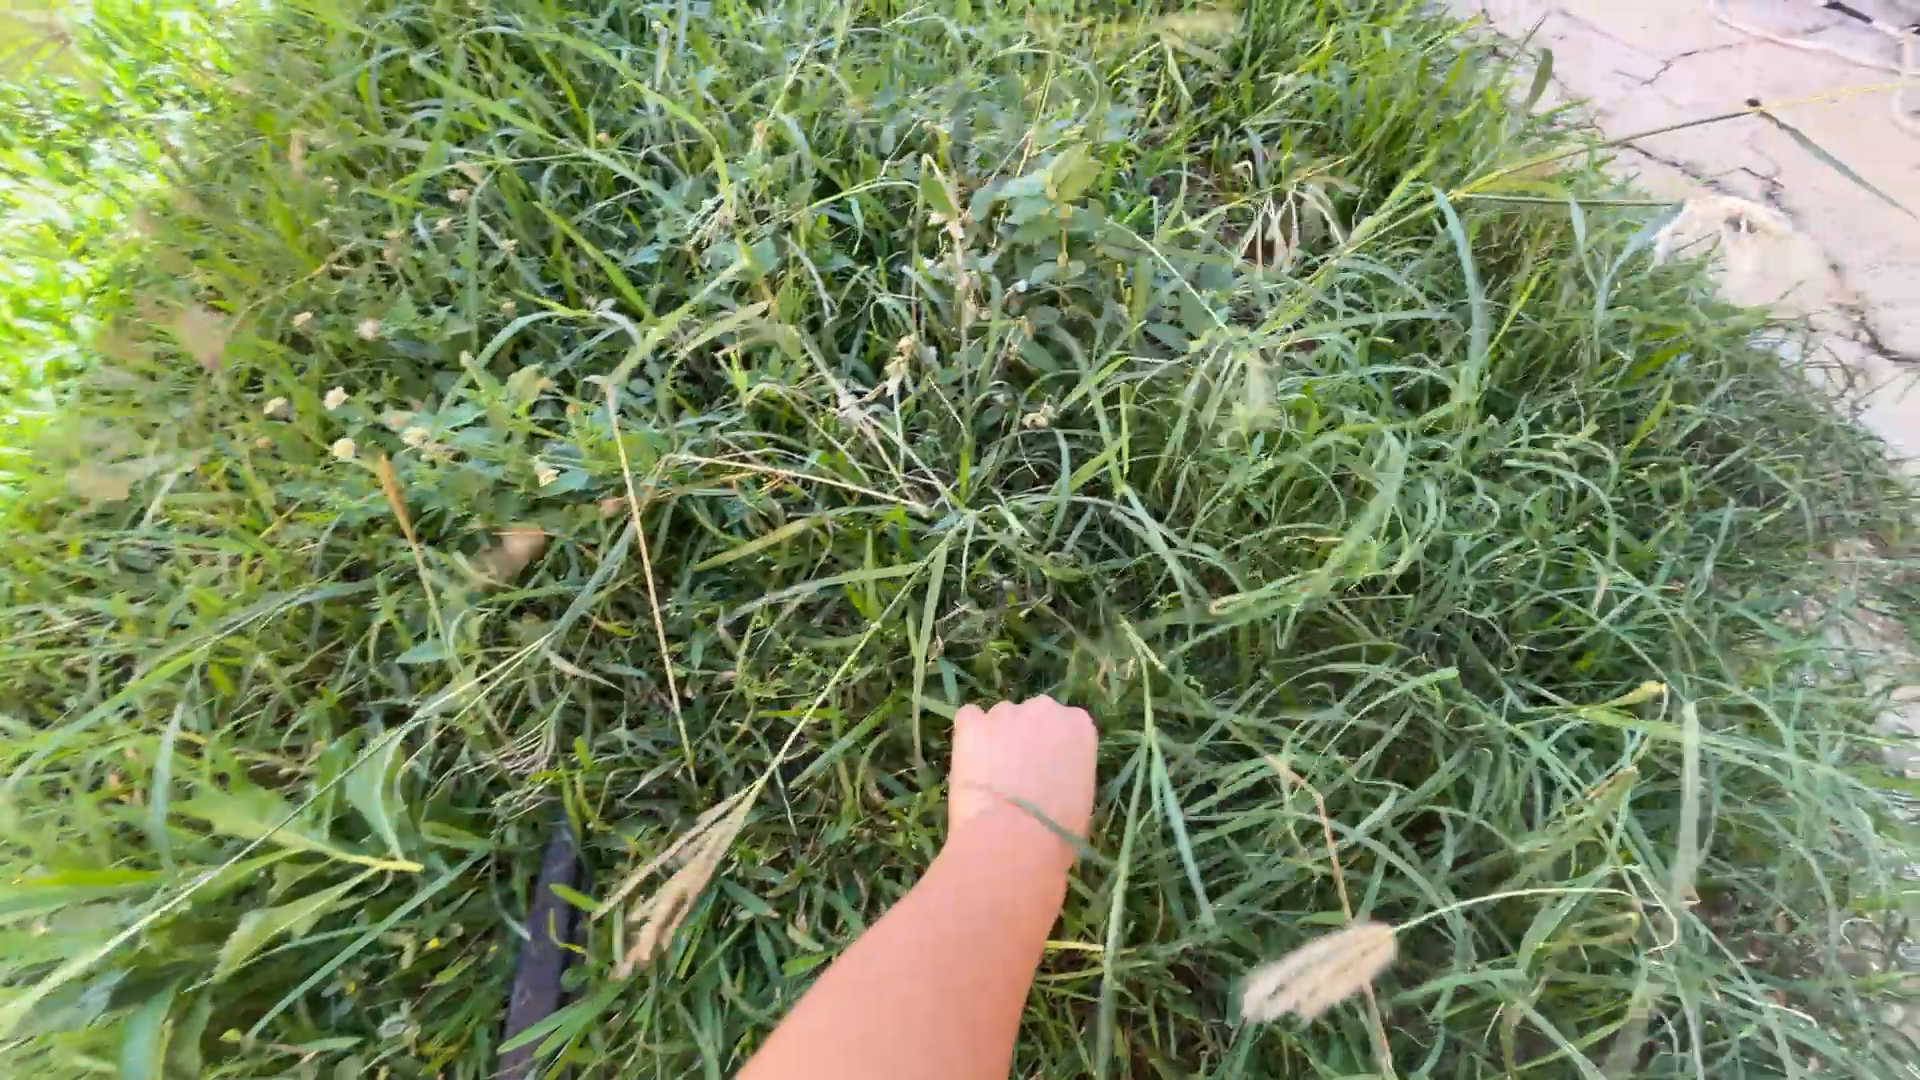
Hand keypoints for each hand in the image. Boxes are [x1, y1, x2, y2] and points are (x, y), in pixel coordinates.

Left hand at [948, 696, 1096, 864]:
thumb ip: (1068, 776)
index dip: (1054, 748)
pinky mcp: (972, 723)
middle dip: (1025, 738)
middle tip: (1017, 773)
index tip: (1047, 769)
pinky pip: (969, 719)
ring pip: (999, 718)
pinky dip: (968, 737)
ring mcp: (1006, 713)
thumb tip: (1053, 783)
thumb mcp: (1081, 802)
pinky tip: (969, 763)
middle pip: (1033, 716)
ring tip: (989, 777)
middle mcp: (1045, 710)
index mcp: (1078, 726)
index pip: (1067, 725)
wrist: (1014, 841)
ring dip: (996, 739)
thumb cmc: (1058, 833)